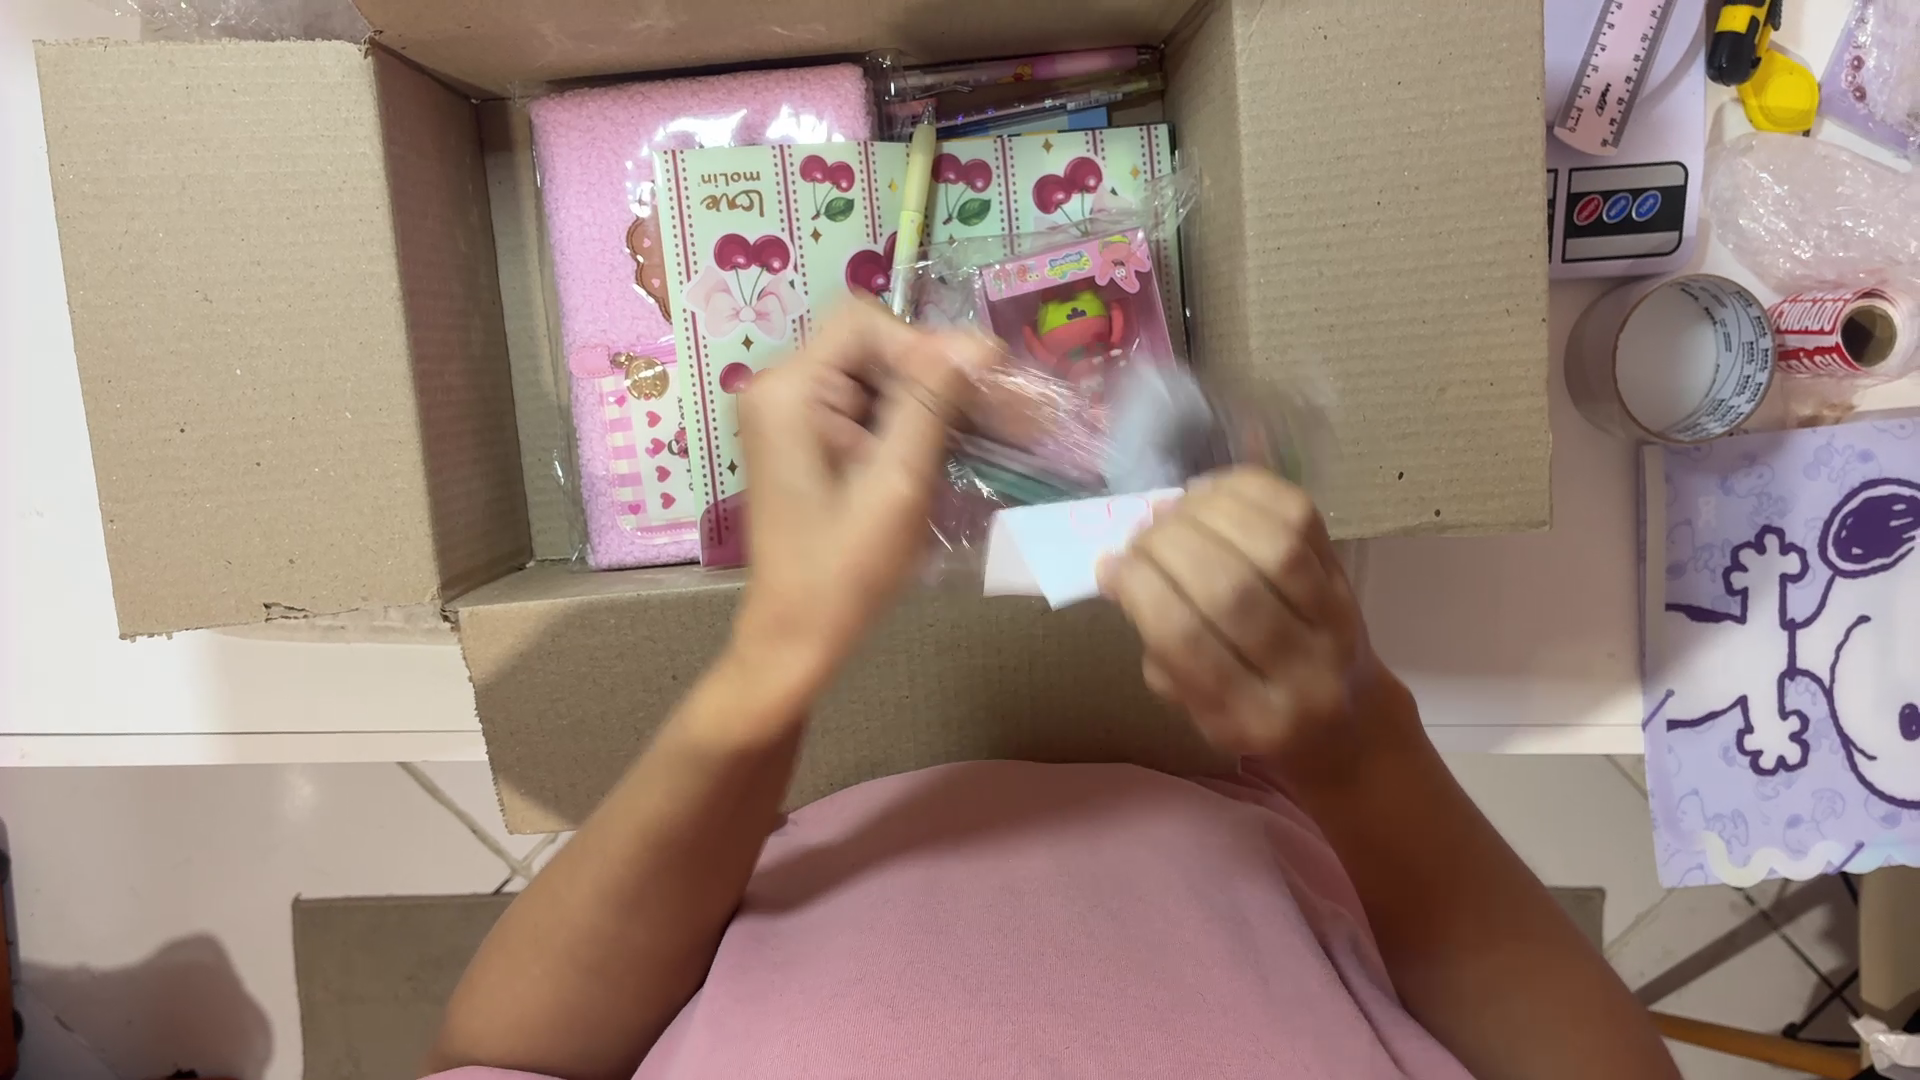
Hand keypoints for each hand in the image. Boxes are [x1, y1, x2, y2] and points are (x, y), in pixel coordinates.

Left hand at [731, 301, 996, 693]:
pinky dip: (923, 426)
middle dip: (947, 377)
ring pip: (885, 383)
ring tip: (1010, 426)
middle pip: (878, 351)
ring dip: (944, 403)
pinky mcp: (818, 444)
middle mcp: (787, 392)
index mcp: (790, 393)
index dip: (927, 348)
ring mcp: (800, 419)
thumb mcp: (896, 484)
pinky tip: (972, 443)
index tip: (978, 389)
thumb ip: (931, 404)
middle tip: (1014, 409)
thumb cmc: (844, 572)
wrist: (799, 637)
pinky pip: (877, 415)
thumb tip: (977, 342)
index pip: (865, 327)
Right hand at [1096, 467, 1406, 779]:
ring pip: (1271, 547)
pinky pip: (1300, 517)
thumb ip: (1155, 641)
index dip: (1140, 587)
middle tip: (1140, 535)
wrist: (1343, 720)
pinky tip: (1208, 493)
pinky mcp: (1347, 577)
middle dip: (1168, 546)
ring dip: (1206, 513)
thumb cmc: (1246, 711)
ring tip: (1173, 510)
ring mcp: (1336, 622)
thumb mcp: (1190, 703)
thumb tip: (1119, 568)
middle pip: (1228, 588)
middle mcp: (1303, 673)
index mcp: (1248, 718)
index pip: (1185, 639)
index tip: (1112, 564)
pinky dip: (1246, 491)